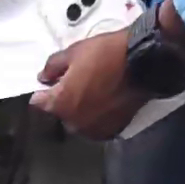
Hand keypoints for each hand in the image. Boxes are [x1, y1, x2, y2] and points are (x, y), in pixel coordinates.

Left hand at [29, 30, 149, 140]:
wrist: (146, 63)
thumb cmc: (107, 54)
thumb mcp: (75, 52)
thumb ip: (52, 66)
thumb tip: (42, 77)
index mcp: (59, 104)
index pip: (38, 103)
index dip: (44, 91)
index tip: (52, 83)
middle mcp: (71, 123)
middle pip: (60, 113)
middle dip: (64, 101)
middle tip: (78, 83)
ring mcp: (91, 130)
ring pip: (78, 121)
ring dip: (81, 110)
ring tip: (95, 92)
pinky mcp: (110, 132)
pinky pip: (96, 125)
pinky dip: (97, 116)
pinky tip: (106, 101)